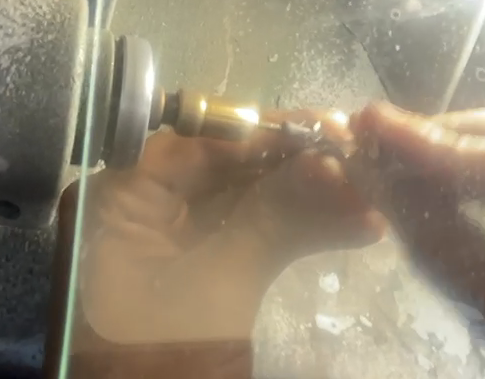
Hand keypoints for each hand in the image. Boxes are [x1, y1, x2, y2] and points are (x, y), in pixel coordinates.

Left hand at [56, 111, 384, 376]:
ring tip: (366, 190)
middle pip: (220, 165)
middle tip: (354, 153)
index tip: (322, 129)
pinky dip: (291, 229)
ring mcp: (165, 237)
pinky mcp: (194, 268)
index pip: (193, 143)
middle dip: (288, 162)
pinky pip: (244, 233)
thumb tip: (331, 166)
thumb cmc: (160, 361)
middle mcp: (136, 203)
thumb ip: (272, 219)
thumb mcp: (219, 288)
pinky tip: (348, 222)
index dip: (260, 134)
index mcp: (117, 195)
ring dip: (301, 195)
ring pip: (240, 199)